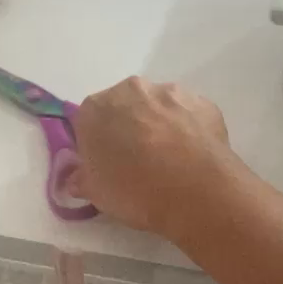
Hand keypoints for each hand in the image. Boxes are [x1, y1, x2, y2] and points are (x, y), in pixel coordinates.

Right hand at [70, 76, 240, 236]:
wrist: (195, 192)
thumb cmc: (135, 191)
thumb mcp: (96, 193)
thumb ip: (82, 179)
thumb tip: (77, 178)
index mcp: (96, 108)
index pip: (89, 123)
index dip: (99, 146)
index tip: (109, 167)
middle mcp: (132, 90)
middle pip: (126, 108)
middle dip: (130, 129)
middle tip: (141, 164)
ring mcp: (172, 93)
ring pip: (160, 109)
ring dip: (162, 126)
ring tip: (172, 161)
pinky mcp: (204, 103)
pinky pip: (190, 115)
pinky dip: (190, 130)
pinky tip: (194, 157)